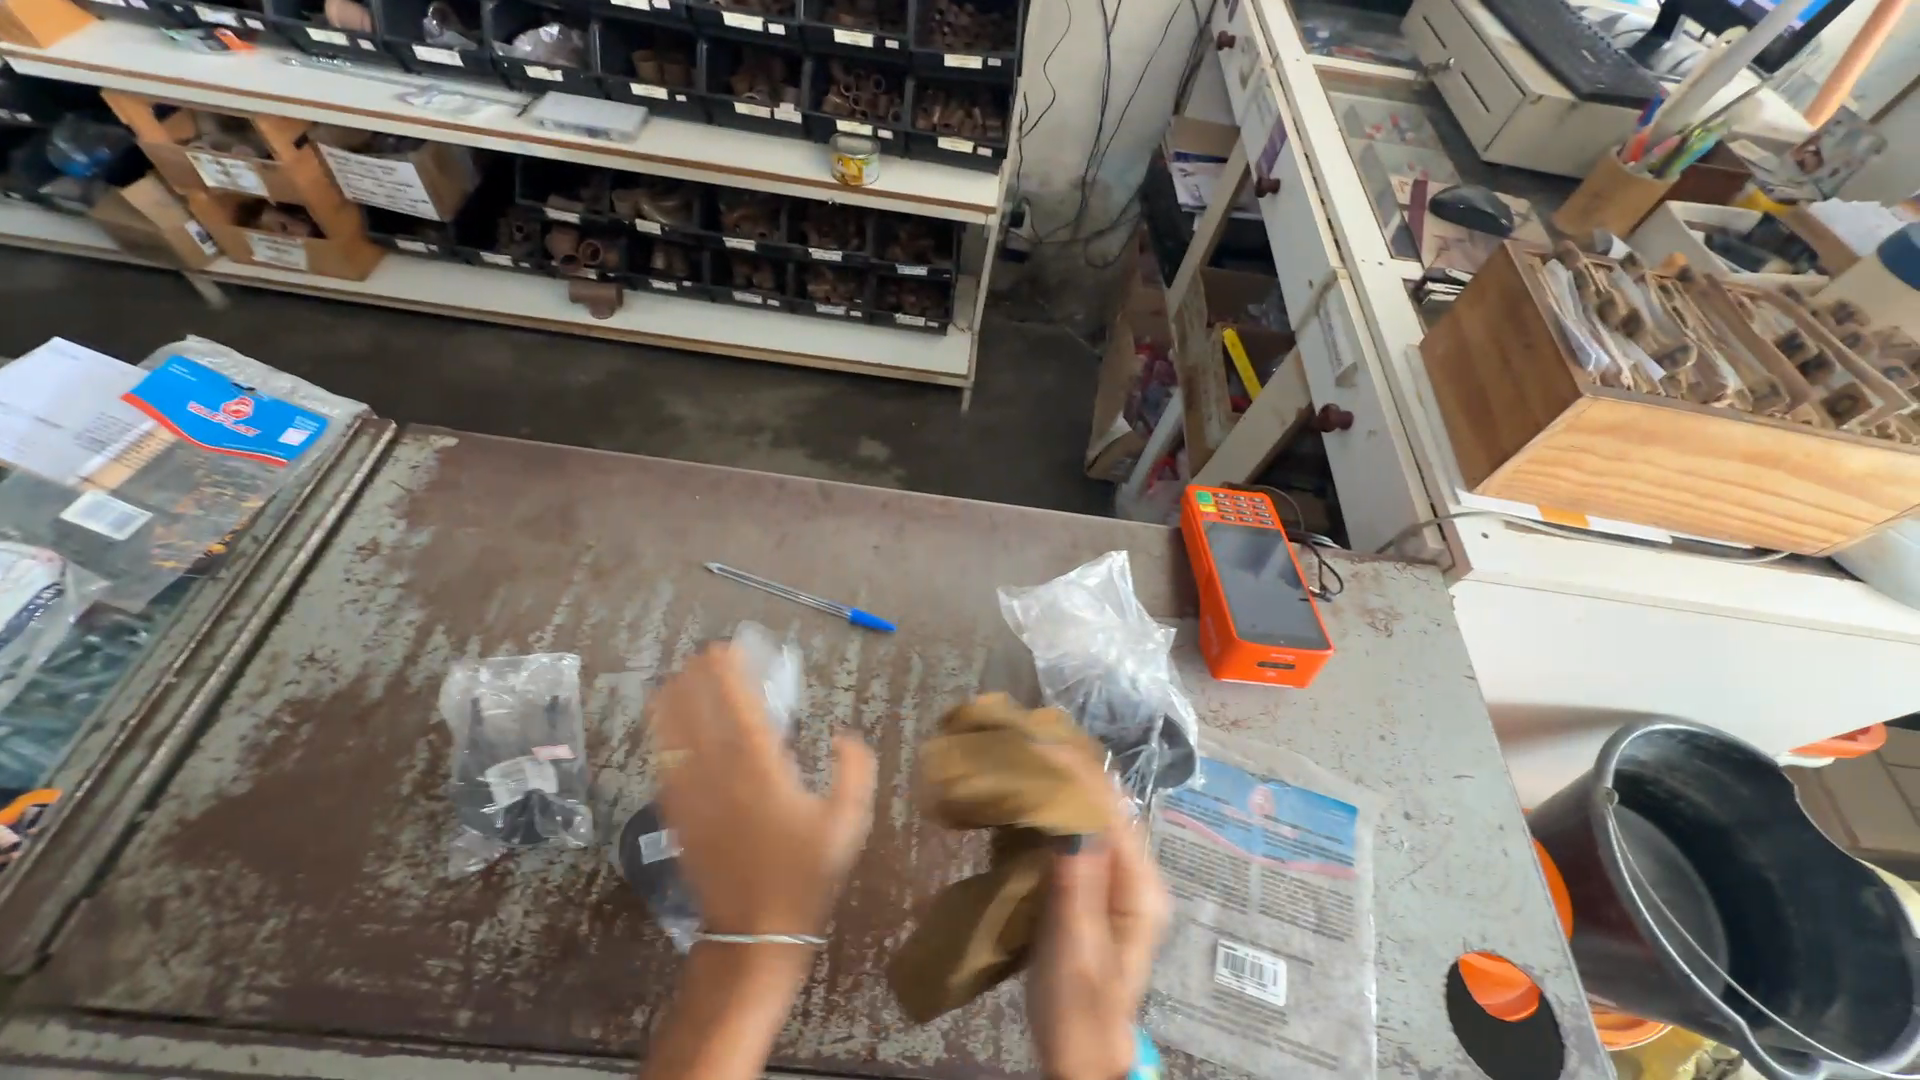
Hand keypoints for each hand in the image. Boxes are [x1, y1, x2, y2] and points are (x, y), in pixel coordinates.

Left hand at [649, 644, 876, 937]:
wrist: (755, 930)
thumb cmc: (806, 873)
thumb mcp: (849, 821)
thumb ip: (854, 769)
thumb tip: (843, 733)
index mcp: (762, 766)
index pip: (738, 703)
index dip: (729, 671)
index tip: (726, 647)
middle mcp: (720, 770)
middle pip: (697, 709)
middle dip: (697, 676)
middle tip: (705, 656)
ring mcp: (691, 792)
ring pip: (671, 732)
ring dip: (673, 698)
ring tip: (677, 676)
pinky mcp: (676, 814)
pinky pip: (662, 762)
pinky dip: (661, 735)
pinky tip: (663, 724)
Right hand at [1026, 754, 1170, 1079]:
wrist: (1084, 1057)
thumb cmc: (1078, 1011)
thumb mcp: (1075, 948)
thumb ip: (1077, 881)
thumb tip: (1072, 814)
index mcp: (1139, 885)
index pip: (1110, 808)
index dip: (1075, 769)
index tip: (1035, 740)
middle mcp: (1136, 874)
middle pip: (1106, 805)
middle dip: (1068, 769)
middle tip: (1024, 740)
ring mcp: (1117, 881)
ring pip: (1092, 816)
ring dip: (1062, 783)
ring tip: (1024, 755)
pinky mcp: (1095, 889)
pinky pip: (1079, 835)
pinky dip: (1055, 809)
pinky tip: (1028, 798)